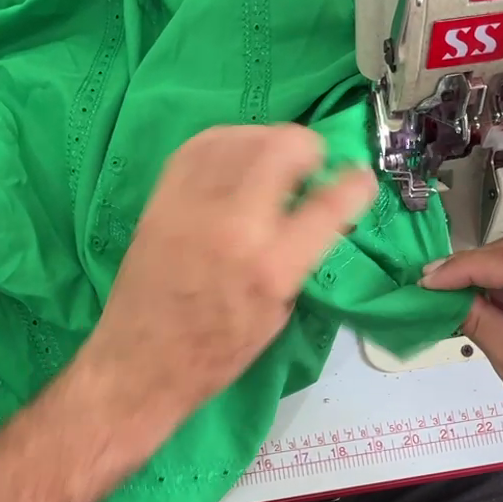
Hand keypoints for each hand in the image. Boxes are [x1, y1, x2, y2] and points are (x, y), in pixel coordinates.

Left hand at [79, 124, 376, 430]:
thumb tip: (322, 221)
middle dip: (309, 149)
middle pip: (282, 148)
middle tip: (311, 167)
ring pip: (242, 138)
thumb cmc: (216, 354)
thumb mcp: (276, 316)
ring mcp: (193, 207)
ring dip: (270, 140)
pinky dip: (228, 142)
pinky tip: (237, 156)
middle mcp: (235, 226)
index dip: (355, 183)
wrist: (141, 363)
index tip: (361, 177)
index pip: (329, 204)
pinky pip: (200, 146)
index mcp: (272, 267)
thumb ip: (301, 261)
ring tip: (275, 159)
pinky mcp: (162, 200)